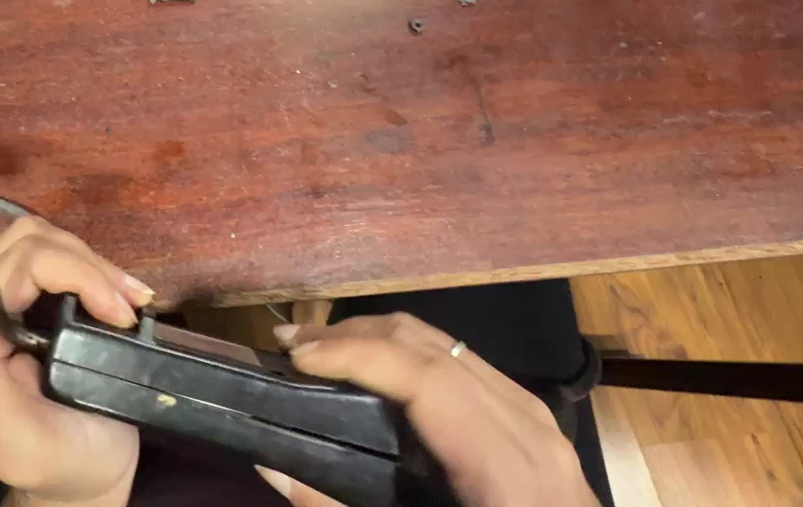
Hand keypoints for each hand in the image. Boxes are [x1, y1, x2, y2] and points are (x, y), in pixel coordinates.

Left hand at [0, 216, 155, 506]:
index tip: (121, 315)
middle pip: (30, 241)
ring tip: (130, 304)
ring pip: (43, 239)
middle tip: (129, 309)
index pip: (20, 263)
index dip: (77, 273)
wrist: (84, 474)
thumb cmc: (61, 466)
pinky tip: (121, 298)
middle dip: (89, 266)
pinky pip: (54, 254)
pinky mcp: (23, 295)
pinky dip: (93, 269)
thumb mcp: (24, 443)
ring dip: (93, 265)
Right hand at [262, 313, 598, 506]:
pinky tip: (368, 362)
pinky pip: (454, 358)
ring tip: (317, 344)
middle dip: (350, 335)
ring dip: (371, 335)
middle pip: (426, 345)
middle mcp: (525, 423)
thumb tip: (270, 463)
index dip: (354, 353)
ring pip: (440, 341)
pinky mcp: (527, 414)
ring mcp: (532, 413)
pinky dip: (401, 350)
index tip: (295, 355)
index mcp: (507, 468)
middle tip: (289, 341)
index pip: (423, 375)